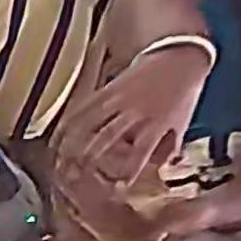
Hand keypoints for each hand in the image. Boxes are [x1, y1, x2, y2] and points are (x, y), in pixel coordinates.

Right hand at [52, 44, 210, 186]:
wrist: (179, 54)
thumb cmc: (182, 91)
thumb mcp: (181, 121)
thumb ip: (169, 146)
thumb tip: (162, 167)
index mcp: (156, 122)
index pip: (141, 152)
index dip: (129, 170)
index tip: (119, 186)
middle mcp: (135, 112)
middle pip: (106, 138)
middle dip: (89, 157)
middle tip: (74, 175)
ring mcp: (118, 100)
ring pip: (89, 123)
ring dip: (72, 142)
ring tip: (59, 159)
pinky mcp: (107, 89)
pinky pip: (83, 107)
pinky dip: (68, 123)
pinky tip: (58, 137)